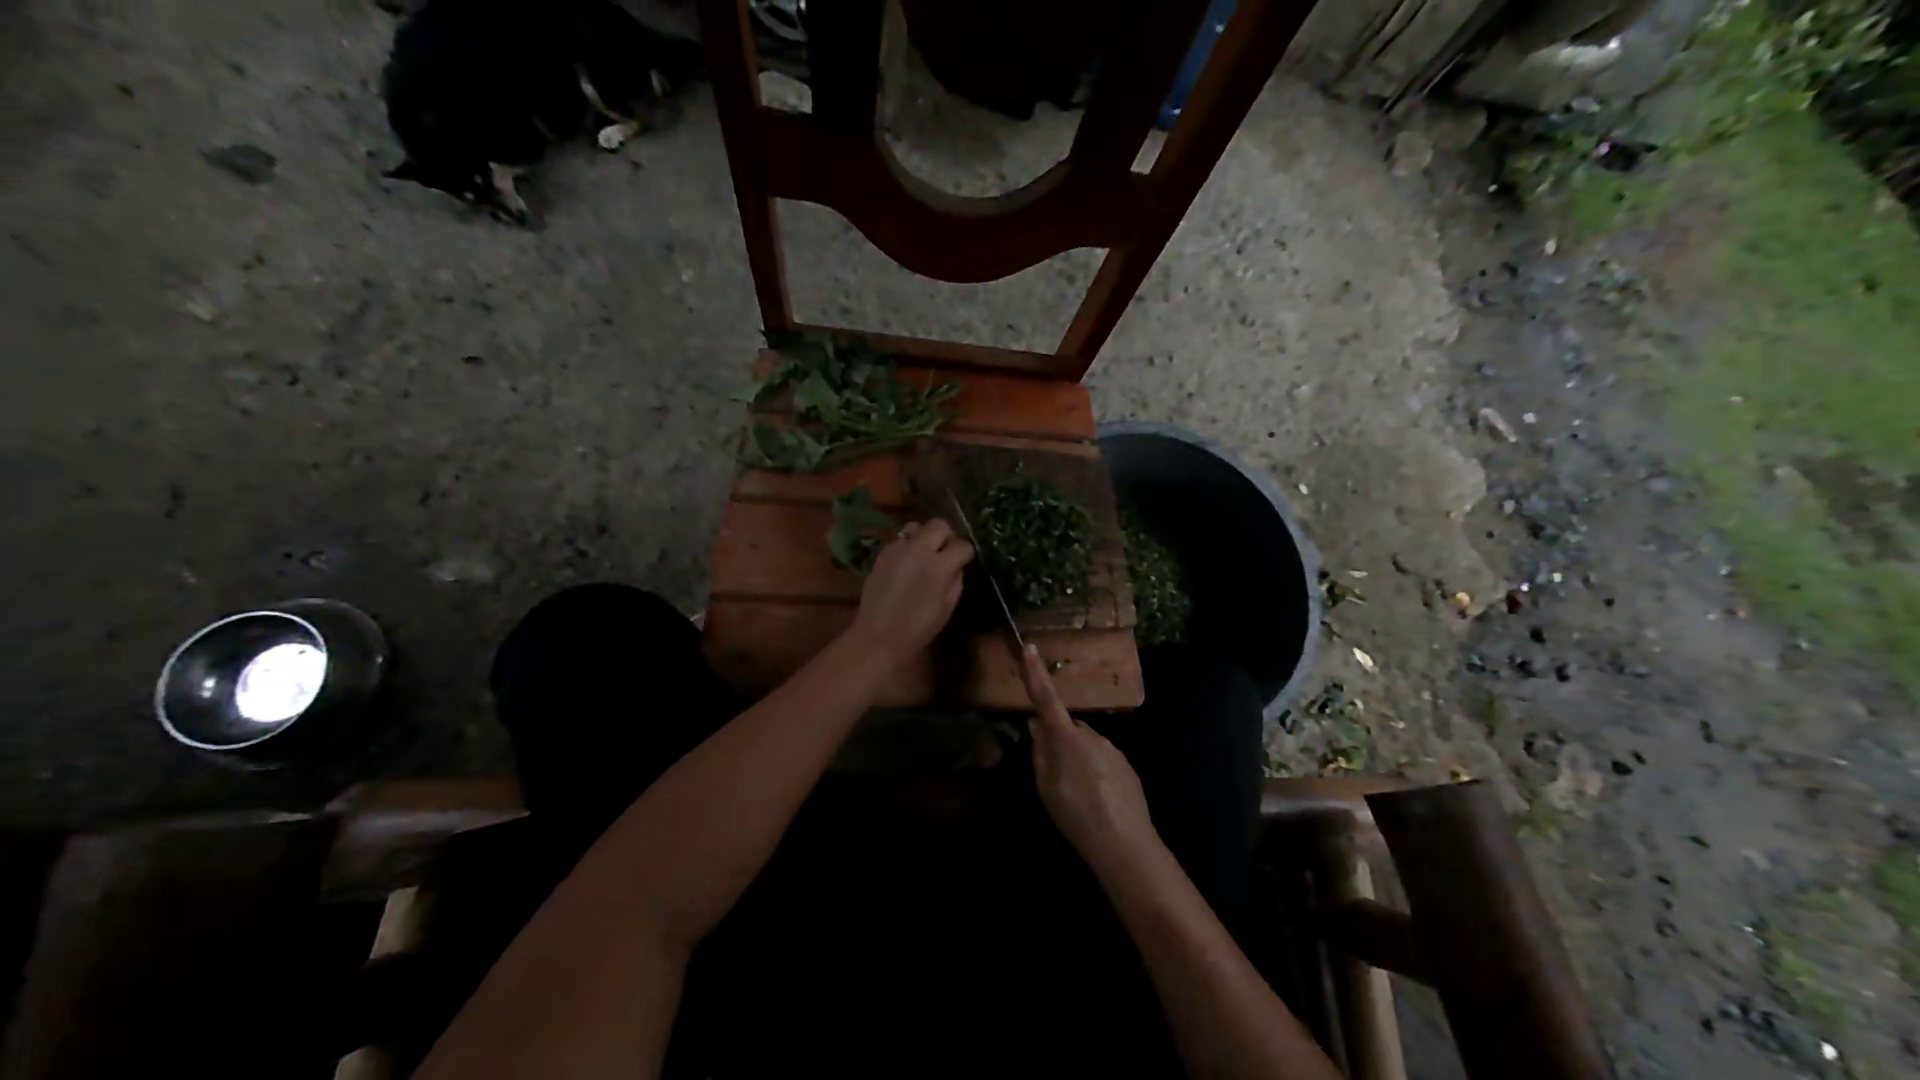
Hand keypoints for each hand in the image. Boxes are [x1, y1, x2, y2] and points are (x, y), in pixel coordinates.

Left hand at [846, 519, 972, 664]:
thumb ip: (955, 580)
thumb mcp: (947, 607)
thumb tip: (956, 566)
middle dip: (946, 536)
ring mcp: (898, 549)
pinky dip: (907, 546)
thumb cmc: (919, 628)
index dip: (965, 553)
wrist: (879, 635)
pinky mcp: (882, 553)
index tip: (963, 561)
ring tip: (923, 555)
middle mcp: (919, 550)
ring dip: (924, 537)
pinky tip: (905, 564)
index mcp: (940, 566)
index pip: (962, 545)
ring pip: (916, 526)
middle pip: (939, 524)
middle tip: (944, 552)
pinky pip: (899, 539)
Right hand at [1022, 644, 1157, 875]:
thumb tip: (1037, 726)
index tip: (1031, 647)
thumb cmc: (1076, 816)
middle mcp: (1093, 736)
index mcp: (1067, 739)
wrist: (1125, 845)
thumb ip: (1041, 753)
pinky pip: (1102, 759)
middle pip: (1068, 729)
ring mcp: (1113, 750)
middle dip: (1058, 741)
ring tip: (1076, 796)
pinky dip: (1094, 772)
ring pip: (1086, 745)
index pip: (1047, 700)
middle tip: (1052, 774)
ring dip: (1077, 759)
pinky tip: (1096, 799)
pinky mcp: (1127, 766)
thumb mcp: (1046, 788)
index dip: (1037, 674)